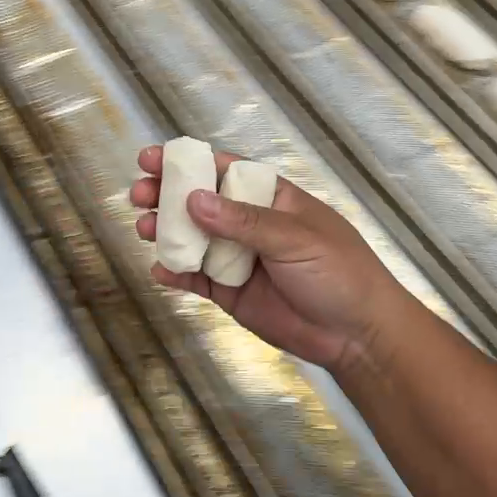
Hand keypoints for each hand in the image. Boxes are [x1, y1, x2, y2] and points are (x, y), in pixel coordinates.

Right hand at [130, 145, 404, 372]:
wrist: (358, 337)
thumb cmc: (339, 273)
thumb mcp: (295, 238)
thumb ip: (243, 221)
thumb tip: (193, 200)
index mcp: (268, 198)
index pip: (221, 171)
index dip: (186, 162)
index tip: (151, 158)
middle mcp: (246, 223)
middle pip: (197, 202)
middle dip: (165, 195)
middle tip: (138, 194)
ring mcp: (235, 257)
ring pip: (190, 237)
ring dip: (165, 230)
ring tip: (145, 228)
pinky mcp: (227, 291)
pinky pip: (193, 277)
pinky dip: (174, 272)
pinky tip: (160, 269)